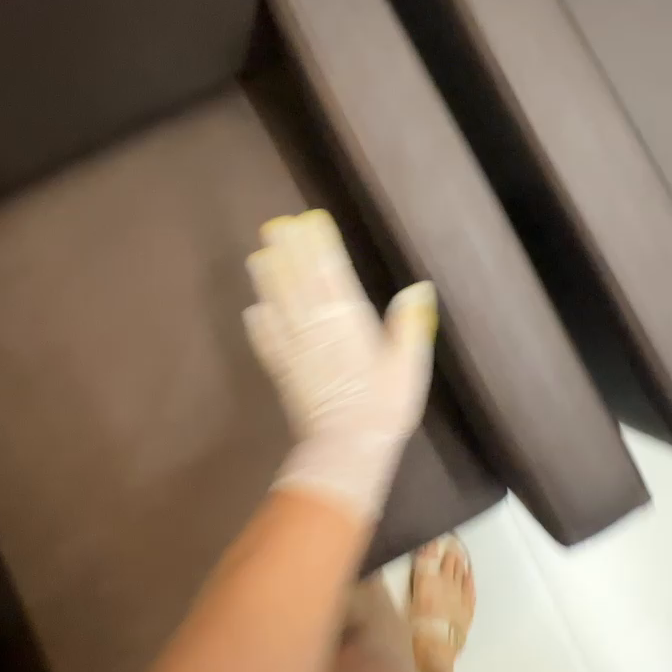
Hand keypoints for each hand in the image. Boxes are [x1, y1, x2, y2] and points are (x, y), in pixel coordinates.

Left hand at [243, 210, 437, 520]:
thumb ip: (409, 325)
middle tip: (276, 227)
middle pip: (301, 282)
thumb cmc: (384, 406)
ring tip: (259, 256)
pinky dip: (259, 324)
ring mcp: (296, 349)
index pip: (333, 273)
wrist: (346, 450)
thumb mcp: (409, 366)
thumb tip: (418, 288)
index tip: (310, 221)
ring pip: (279, 306)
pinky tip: (253, 310)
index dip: (320, 246)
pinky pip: (267, 342)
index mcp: (350, 322)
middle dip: (289, 253)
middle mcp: (318, 328)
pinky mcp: (282, 370)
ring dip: (269, 280)